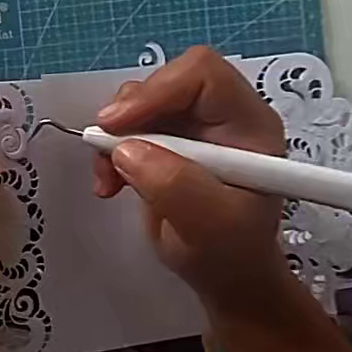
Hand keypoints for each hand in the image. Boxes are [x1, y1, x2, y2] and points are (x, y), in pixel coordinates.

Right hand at [91, 46, 291, 305]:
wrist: (221, 275)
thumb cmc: (227, 253)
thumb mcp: (210, 226)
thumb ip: (175, 185)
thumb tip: (126, 150)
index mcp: (247, 124)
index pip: (202, 75)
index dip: (157, 90)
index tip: (116, 124)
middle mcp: (220, 116)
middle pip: (165, 82)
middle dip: (129, 115)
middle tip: (105, 149)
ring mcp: (190, 127)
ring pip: (139, 103)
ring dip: (113, 137)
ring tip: (110, 179)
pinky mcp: (163, 141)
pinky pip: (125, 127)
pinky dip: (108, 151)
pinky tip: (110, 182)